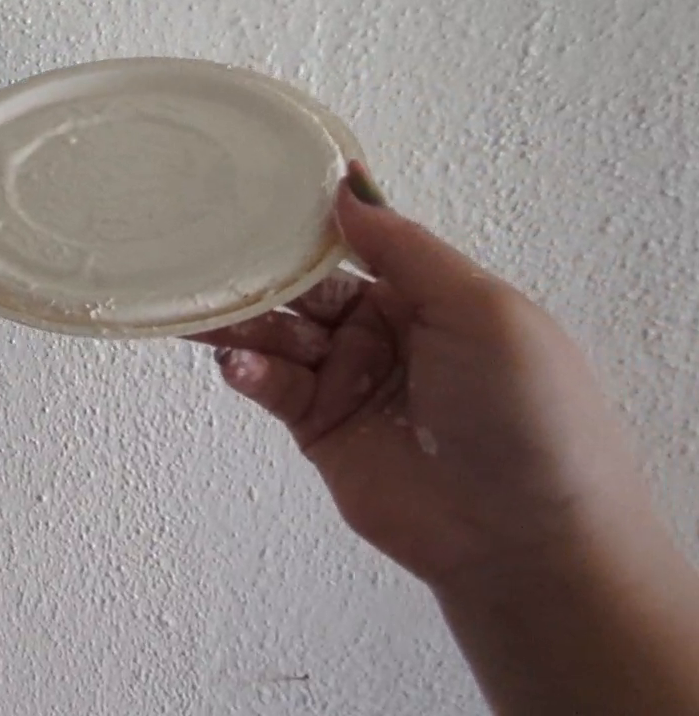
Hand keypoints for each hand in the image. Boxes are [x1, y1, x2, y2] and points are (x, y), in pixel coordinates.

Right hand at [190, 163, 662, 592]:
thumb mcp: (483, 312)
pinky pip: (265, 381)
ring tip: (199, 315)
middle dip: (250, 276)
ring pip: (269, 333)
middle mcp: (375, 332)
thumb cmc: (527, 418)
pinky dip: (245, 369)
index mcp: (420, 298)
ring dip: (235, 323)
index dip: (297, 227)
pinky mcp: (312, 420)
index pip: (343, 247)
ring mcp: (341, 377)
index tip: (242, 202)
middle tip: (198, 261)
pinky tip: (240, 367)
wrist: (525, 544)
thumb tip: (345, 182)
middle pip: (294, 290)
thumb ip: (404, 247)